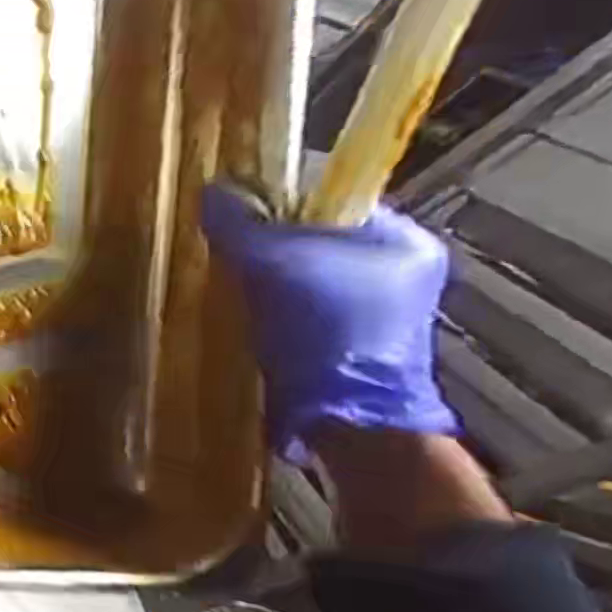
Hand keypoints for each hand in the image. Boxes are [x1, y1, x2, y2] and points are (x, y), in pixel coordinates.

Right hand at [199, 185, 456, 461]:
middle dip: (269, 247)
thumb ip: (243, 228)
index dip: (282, 204)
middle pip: (315, 240)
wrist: (346, 420)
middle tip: (229, 259)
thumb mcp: (276, 269)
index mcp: (401, 240)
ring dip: (268, 283)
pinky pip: (304, 311)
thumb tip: (210, 191)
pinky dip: (275, 313)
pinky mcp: (352, 346)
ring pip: (307, 278)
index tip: (237, 220)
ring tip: (235, 294)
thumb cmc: (324, 333)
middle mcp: (398, 270)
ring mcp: (379, 312)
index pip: (333, 200)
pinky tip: (252, 324)